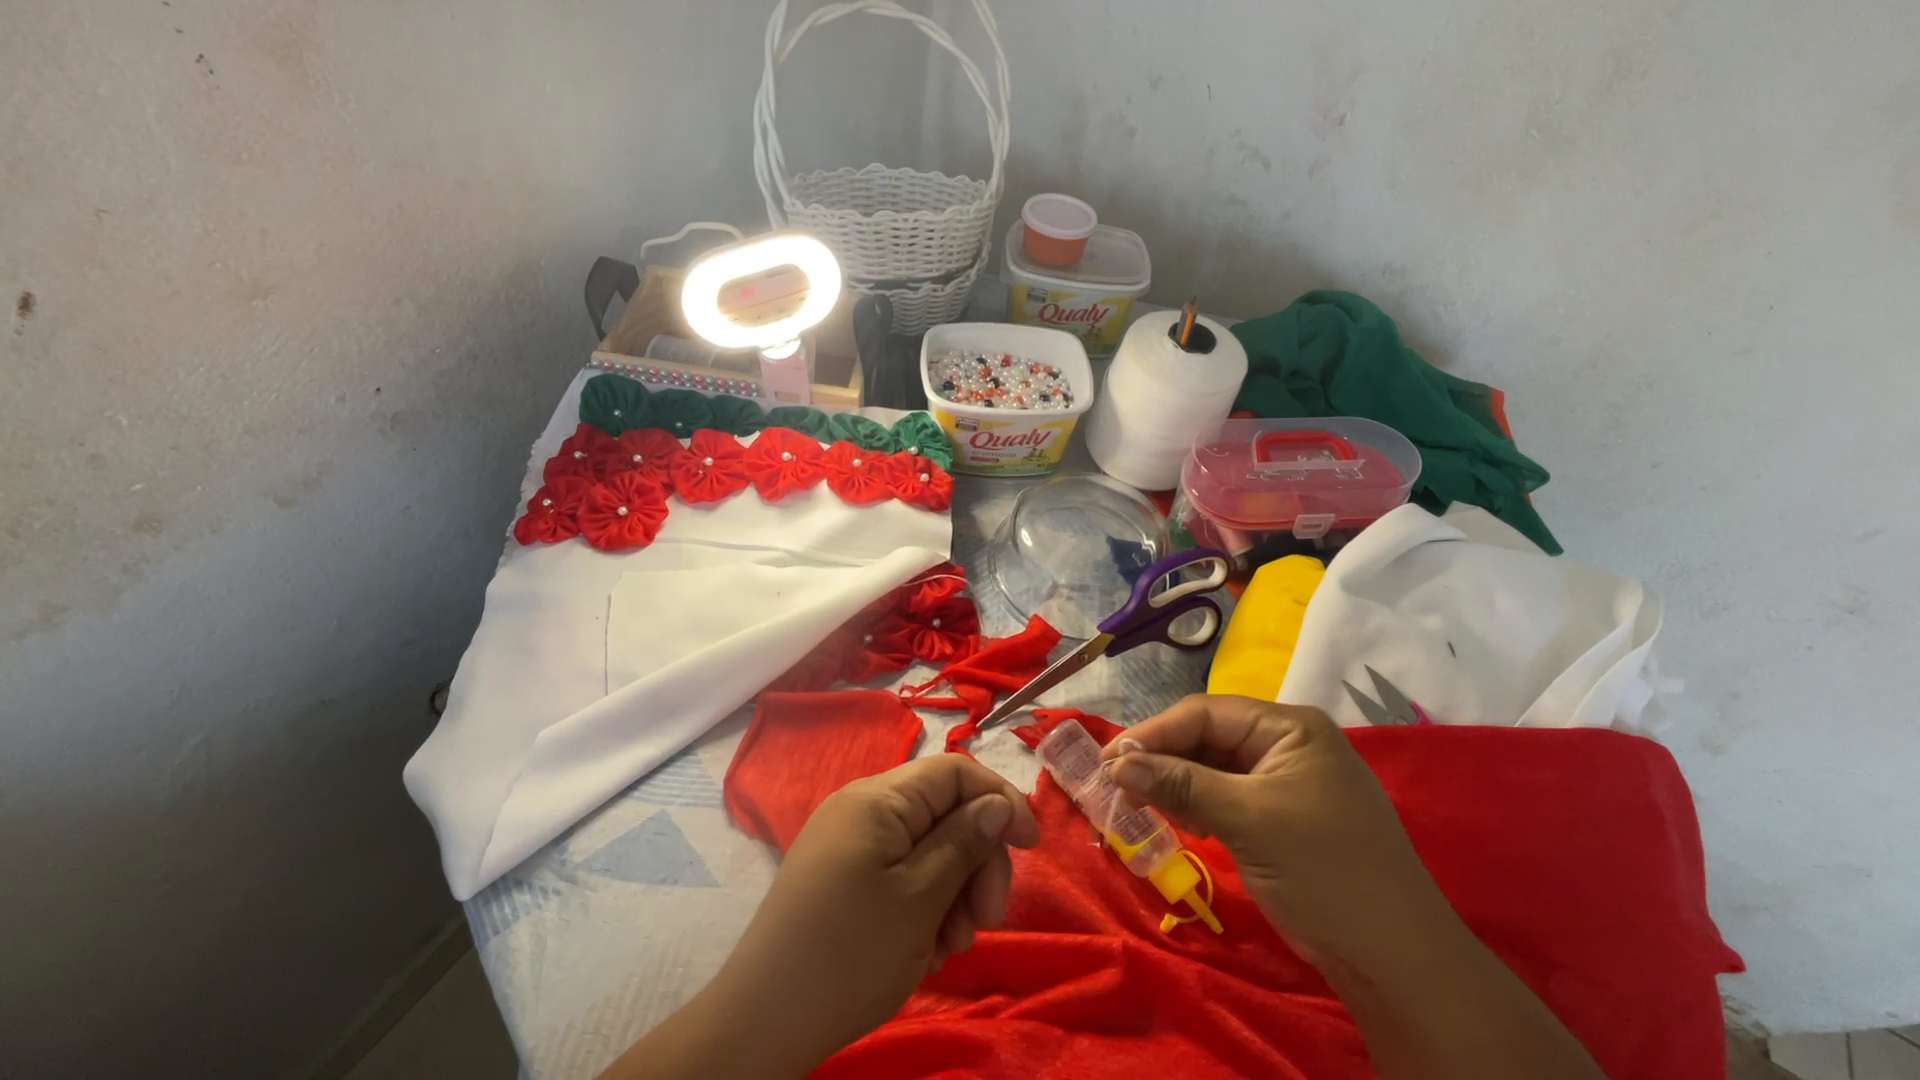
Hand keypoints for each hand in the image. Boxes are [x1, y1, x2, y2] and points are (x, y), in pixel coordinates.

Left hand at [703, 754, 1039, 1072]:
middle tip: (985, 922)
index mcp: (877, 799)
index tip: (1031, 847)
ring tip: (950, 947)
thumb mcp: (921, 897)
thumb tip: (997, 802)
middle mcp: (861, 810)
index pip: (955, 771)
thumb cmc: (850, 953)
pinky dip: (926, 907)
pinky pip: (901, 876)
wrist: (764, 1021)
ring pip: (928, 850)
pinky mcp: (843, 880)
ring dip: (954, 894)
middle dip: (976, 863)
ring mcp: (849, 846)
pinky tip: (927, 950)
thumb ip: (964, 841)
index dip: (999, 800)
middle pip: (944, 813)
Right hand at [1103, 694, 1454, 973]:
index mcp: (1289, 727)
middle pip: (1206, 737)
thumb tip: (1116, 763)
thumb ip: (1180, 785)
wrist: (1392, 955)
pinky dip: (1197, 805)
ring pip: (1211, 767)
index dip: (1153, 733)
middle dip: (1161, 759)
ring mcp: (1285, 780)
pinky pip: (1225, 795)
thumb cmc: (1323, 872)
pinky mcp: (1280, 815)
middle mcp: (1287, 743)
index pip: (1205, 713)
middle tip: (1116, 787)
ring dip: (1175, 784)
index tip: (1107, 761)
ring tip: (1139, 806)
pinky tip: (1180, 823)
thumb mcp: (1247, 820)